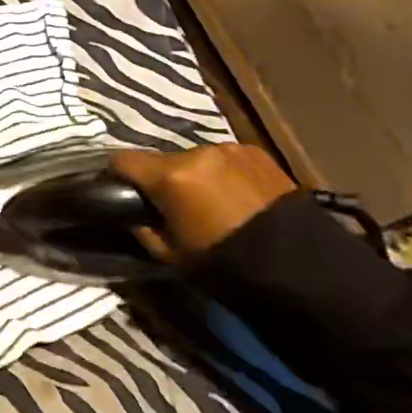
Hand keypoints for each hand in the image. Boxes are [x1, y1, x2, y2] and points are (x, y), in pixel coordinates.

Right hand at [110, 145, 295, 260]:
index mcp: (172, 176)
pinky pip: (224, 160)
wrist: (295, 263)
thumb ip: (142, 228)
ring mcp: (230, 148)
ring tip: (209, 204)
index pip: (123, 160)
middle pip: (163, 160)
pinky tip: (235, 198)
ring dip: (194, 176)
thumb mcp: (170, 254)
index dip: (116, 175)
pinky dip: (221, 175)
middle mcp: (198, 152)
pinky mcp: (256, 152)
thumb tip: (132, 214)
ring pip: (195, 159)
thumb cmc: (223, 262)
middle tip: (170, 207)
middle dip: (161, 180)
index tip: (119, 190)